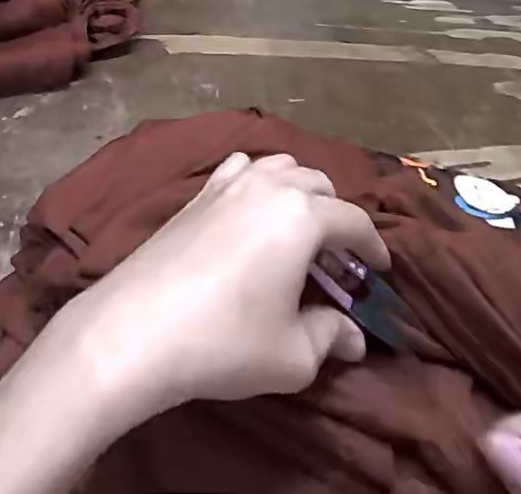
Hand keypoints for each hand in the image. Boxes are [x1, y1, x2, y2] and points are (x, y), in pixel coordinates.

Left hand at [44, 151, 389, 422]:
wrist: (139, 325)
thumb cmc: (227, 339)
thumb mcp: (293, 353)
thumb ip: (329, 336)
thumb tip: (353, 336)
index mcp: (300, 214)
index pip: (352, 221)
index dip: (374, 246)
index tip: (381, 270)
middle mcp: (266, 185)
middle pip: (317, 184)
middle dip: (336, 215)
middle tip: (338, 258)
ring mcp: (225, 182)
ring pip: (278, 166)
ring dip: (298, 191)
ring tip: (298, 229)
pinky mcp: (194, 193)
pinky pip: (238, 168)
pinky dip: (257, 180)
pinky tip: (250, 210)